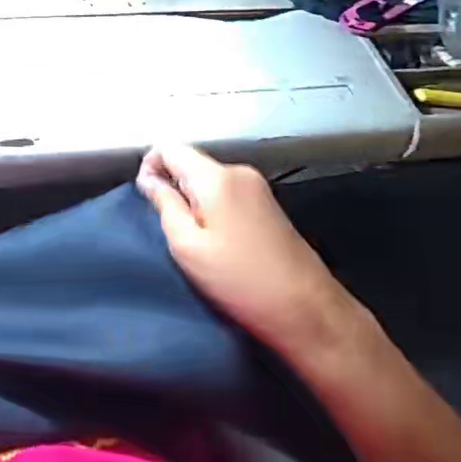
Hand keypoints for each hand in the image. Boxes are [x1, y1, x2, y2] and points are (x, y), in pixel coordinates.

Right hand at [137, 145, 370, 367]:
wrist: (311, 314)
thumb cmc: (241, 281)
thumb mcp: (188, 247)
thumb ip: (164, 204)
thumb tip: (149, 179)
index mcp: (216, 177)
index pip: (168, 147)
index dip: (150, 166)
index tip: (148, 199)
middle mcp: (238, 172)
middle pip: (189, 163)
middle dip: (173, 187)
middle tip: (172, 229)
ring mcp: (257, 188)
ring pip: (207, 180)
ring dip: (193, 201)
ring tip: (196, 240)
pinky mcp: (268, 206)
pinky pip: (226, 193)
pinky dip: (213, 209)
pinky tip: (219, 242)